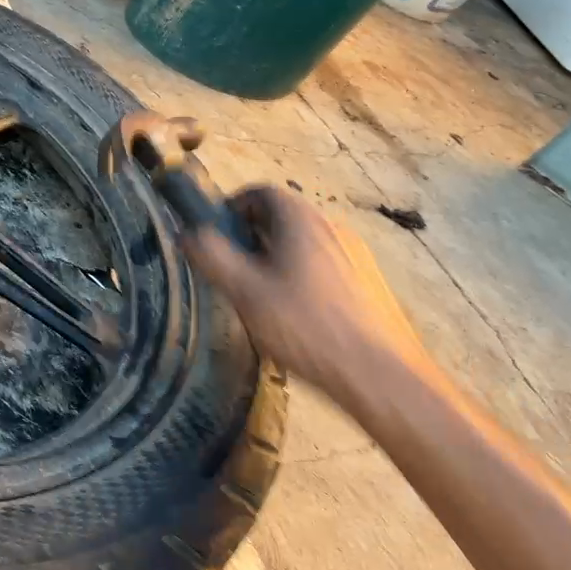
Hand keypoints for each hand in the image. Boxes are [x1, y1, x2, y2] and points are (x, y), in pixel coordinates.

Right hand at [182, 186, 433, 406]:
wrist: (382, 378)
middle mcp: (333, 228)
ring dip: (274, 258)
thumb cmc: (306, 327)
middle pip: (281, 217)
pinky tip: (296, 316)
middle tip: (232, 271)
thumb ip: (210, 255)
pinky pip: (323, 265)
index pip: (260, 191)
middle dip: (250, 237)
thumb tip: (188, 232)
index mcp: (302, 221)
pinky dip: (300, 277)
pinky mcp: (369, 283)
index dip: (230, 207)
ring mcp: (356, 256)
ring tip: (261, 297)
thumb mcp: (244, 291)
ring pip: (302, 243)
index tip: (215, 238)